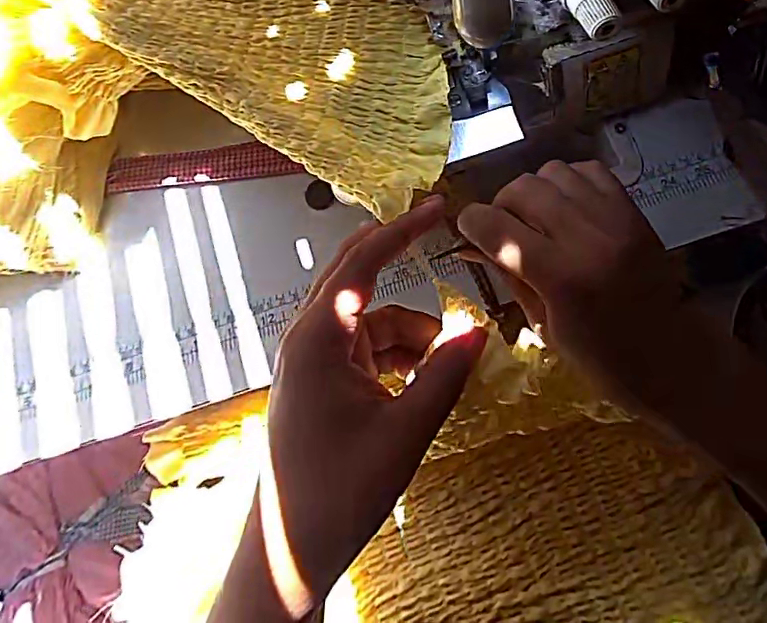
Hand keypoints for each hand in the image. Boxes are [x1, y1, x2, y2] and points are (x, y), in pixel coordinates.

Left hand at [214, 196, 485, 620]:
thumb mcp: (404, 434)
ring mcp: (312, 356)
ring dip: (408, 329)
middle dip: (398, 255)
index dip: (402, 229)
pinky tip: (417, 380)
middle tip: (437, 235)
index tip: (436, 208)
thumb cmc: (337, 493)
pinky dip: (395, 351)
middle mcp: (309, 336)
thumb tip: (480, 331)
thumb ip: (445, 377)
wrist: (287, 557)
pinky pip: (365, 344)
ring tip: (439, 365)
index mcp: (318, 338)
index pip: (363, 262)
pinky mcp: (319, 376)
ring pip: (369, 316)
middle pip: (356, 273)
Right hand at [456, 160, 724, 420]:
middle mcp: (587, 236)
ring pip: (552, 171)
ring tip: (539, 217)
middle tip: (505, 230)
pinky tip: (567, 207)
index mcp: (562, 277)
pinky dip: (568, 181)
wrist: (675, 357)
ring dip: (534, 190)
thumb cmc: (605, 361)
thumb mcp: (546, 328)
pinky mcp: (632, 209)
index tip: (467, 229)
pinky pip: (587, 170)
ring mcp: (614, 217)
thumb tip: (471, 245)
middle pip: (521, 189)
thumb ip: (509, 276)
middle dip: (501, 206)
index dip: (471, 222)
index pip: (496, 226)